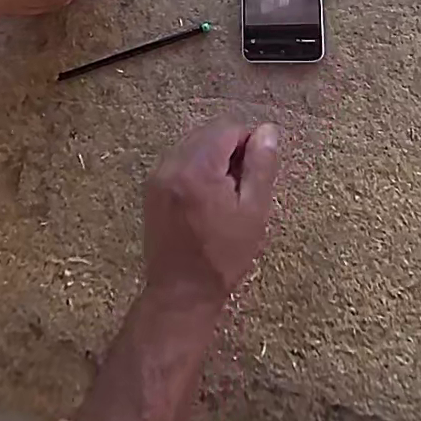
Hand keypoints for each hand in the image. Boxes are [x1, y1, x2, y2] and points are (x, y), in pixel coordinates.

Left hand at [142, 118, 281, 310]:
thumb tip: (268, 130)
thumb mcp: (254, 211)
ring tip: (225, 192)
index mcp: (198, 168)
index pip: (228, 127)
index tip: (256, 172)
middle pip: (209, 132)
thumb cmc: (223, 256)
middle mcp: (173, 163)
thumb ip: (261, 166)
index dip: (249, 142)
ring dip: (213, 156)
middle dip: (230, 148)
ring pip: (194, 143)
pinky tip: (206, 196)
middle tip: (242, 184)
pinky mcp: (152, 186)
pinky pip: (179, 158)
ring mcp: (158, 174)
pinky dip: (196, 166)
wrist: (180, 293)